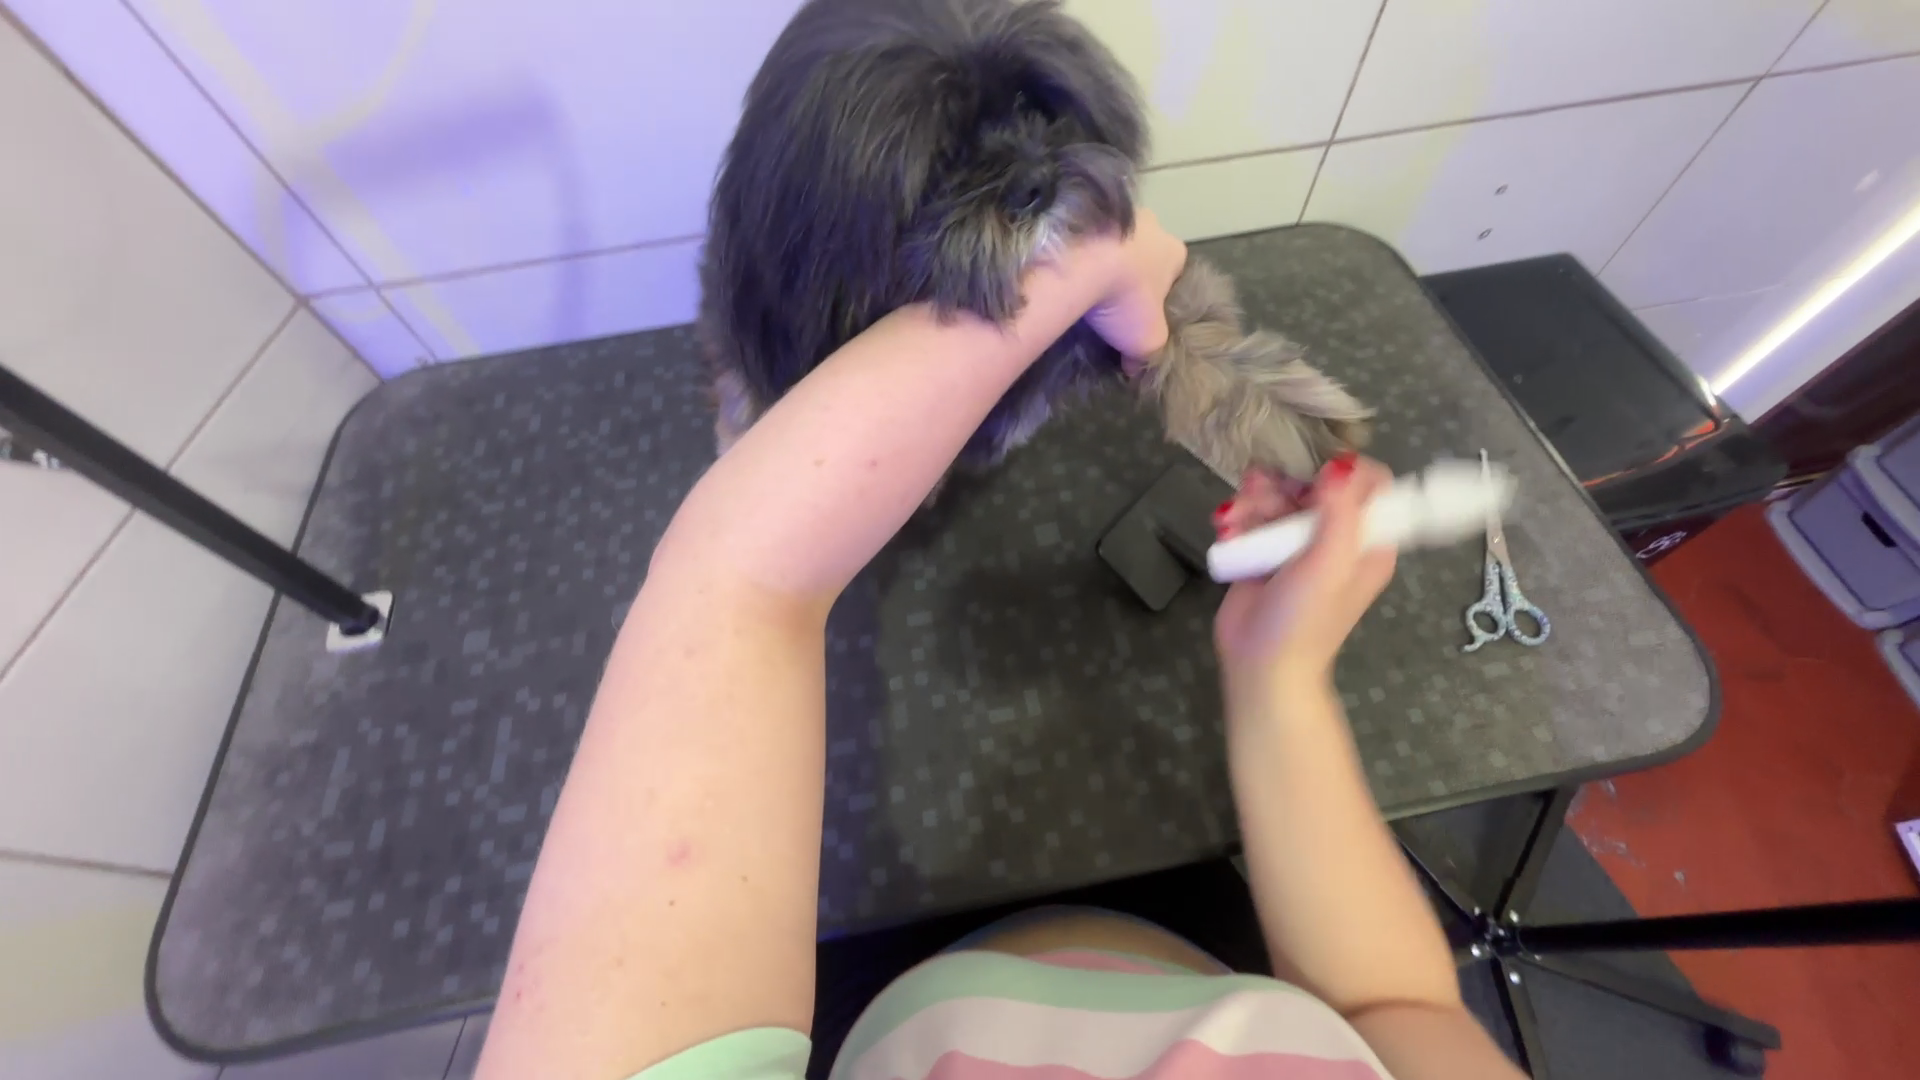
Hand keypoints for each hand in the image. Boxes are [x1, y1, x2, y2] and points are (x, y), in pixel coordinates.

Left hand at [1080, 207, 1185, 357]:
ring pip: (1113, 241)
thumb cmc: (1126, 299)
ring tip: (1085, 287)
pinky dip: (1081, 251)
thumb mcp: (1146, 340)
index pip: (1173, 275)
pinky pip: (1085, 235)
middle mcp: (1153, 225)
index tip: (1139, 314)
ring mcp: (1117, 213)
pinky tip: (1069, 272)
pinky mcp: (1084, 210)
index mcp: (1175, 252)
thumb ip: (1146, 355)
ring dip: (1103, 260)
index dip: (1158, 296)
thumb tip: (1133, 367)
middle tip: (1111, 302)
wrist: (1083, 262)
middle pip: (1144, 254)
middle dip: (1129, 276)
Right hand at [1213, 456, 1396, 691]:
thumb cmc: (1303, 619)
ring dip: (1250, 502)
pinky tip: (1226, 532)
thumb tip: (1341, 463)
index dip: (1342, 471)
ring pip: (1276, 497)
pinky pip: (1250, 518)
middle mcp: (1334, 537)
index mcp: (1366, 541)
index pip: (1370, 484)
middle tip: (1257, 491)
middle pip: (1313, 484)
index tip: (1311, 478)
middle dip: (1281, 484)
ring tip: (1232, 521)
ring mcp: (1295, 544)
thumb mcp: (1329, 565)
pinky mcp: (1261, 552)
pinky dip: (1236, 520)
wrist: (1260, 664)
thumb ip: (1340, 512)